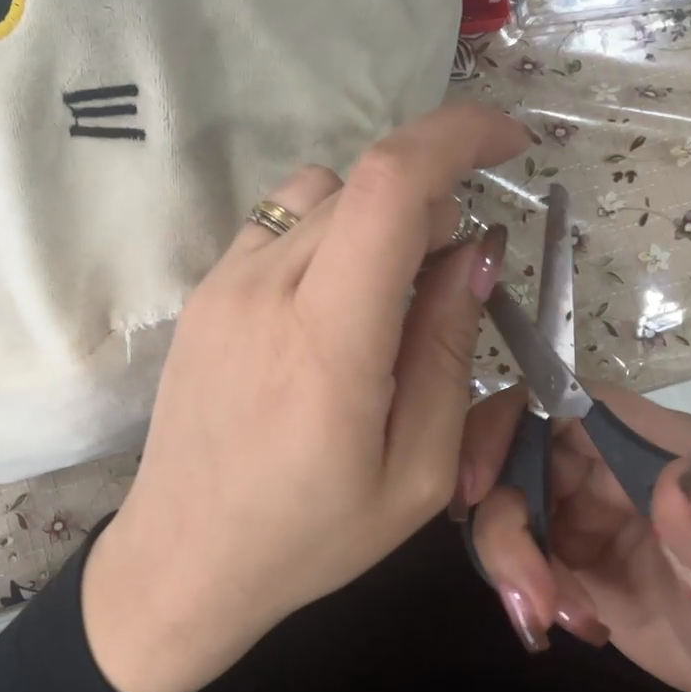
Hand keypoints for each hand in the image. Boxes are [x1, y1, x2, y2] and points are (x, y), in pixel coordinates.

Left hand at [82, 103, 533, 691]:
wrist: (182, 555)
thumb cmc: (308, 535)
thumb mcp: (414, 471)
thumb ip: (446, 348)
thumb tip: (472, 251)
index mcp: (326, 337)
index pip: (389, 185)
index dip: (456, 136)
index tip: (507, 141)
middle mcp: (263, 288)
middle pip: (361, 183)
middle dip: (429, 200)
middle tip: (448, 276)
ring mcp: (221, 284)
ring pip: (315, 192)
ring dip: (370, 216)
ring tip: (382, 297)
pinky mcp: (201, 293)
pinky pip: (273, 224)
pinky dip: (321, 235)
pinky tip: (324, 308)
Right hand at [463, 382, 690, 691]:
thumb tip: (683, 476)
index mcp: (652, 446)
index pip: (560, 398)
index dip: (507, 423)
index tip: (477, 485)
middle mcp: (606, 464)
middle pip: (513, 453)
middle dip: (500, 520)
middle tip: (524, 590)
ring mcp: (580, 508)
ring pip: (502, 504)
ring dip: (510, 561)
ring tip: (557, 620)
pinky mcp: (564, 551)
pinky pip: (513, 550)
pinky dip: (523, 588)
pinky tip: (573, 625)